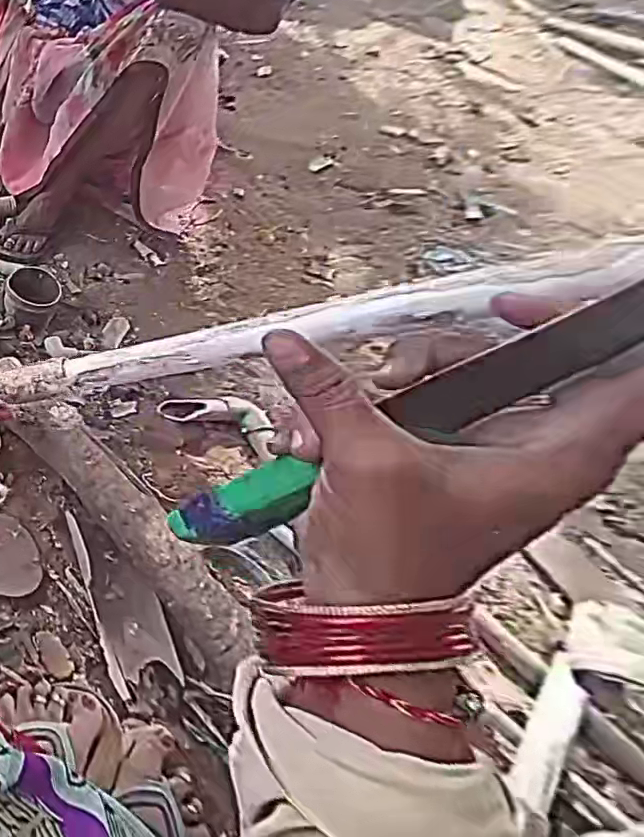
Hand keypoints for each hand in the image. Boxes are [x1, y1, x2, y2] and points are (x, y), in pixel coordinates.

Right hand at [264, 293, 643, 605]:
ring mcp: (458, 448)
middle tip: (381, 381)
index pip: (615, 373)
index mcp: (553, 451)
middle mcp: (514, 444)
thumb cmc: (398, 553)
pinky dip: (333, 414)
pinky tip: (313, 440)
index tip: (510, 307)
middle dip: (415, 364)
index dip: (574, 329)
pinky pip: (373, 408)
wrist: (359, 595)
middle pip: (485, 364)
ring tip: (325, 426)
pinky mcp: (409, 452)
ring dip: (353, 395)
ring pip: (417, 384)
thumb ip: (329, 393)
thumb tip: (291, 345)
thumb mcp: (364, 459)